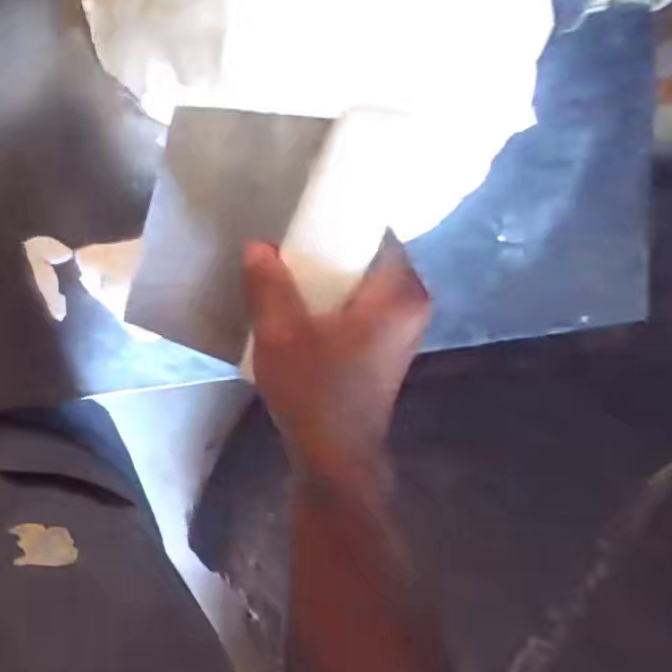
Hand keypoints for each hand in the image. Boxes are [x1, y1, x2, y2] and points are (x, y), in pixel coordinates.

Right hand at [243, 234, 429, 484]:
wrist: (333, 452)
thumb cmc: (313, 389)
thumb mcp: (280, 333)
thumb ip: (269, 285)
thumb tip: (258, 245)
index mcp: (399, 294)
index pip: (376, 235)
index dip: (338, 223)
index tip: (300, 220)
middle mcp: (412, 305)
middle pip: (368, 259)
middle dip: (325, 251)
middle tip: (281, 249)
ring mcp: (401, 328)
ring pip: (360, 284)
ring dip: (324, 279)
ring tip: (282, 277)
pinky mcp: (384, 347)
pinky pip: (358, 306)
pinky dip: (330, 301)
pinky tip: (296, 310)